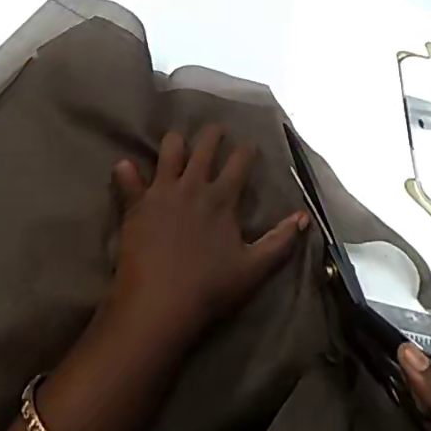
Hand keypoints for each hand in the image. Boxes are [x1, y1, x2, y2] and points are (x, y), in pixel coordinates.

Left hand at [108, 125, 309, 346]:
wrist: (160, 302)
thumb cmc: (210, 287)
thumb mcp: (254, 268)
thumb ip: (281, 240)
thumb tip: (305, 216)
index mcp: (222, 198)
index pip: (240, 162)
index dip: (247, 149)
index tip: (251, 143)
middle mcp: (192, 185)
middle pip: (204, 146)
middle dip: (213, 133)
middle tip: (217, 129)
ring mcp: (161, 191)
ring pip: (169, 150)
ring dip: (175, 142)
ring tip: (178, 141)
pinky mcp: (136, 202)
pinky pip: (127, 177)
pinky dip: (126, 171)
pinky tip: (125, 167)